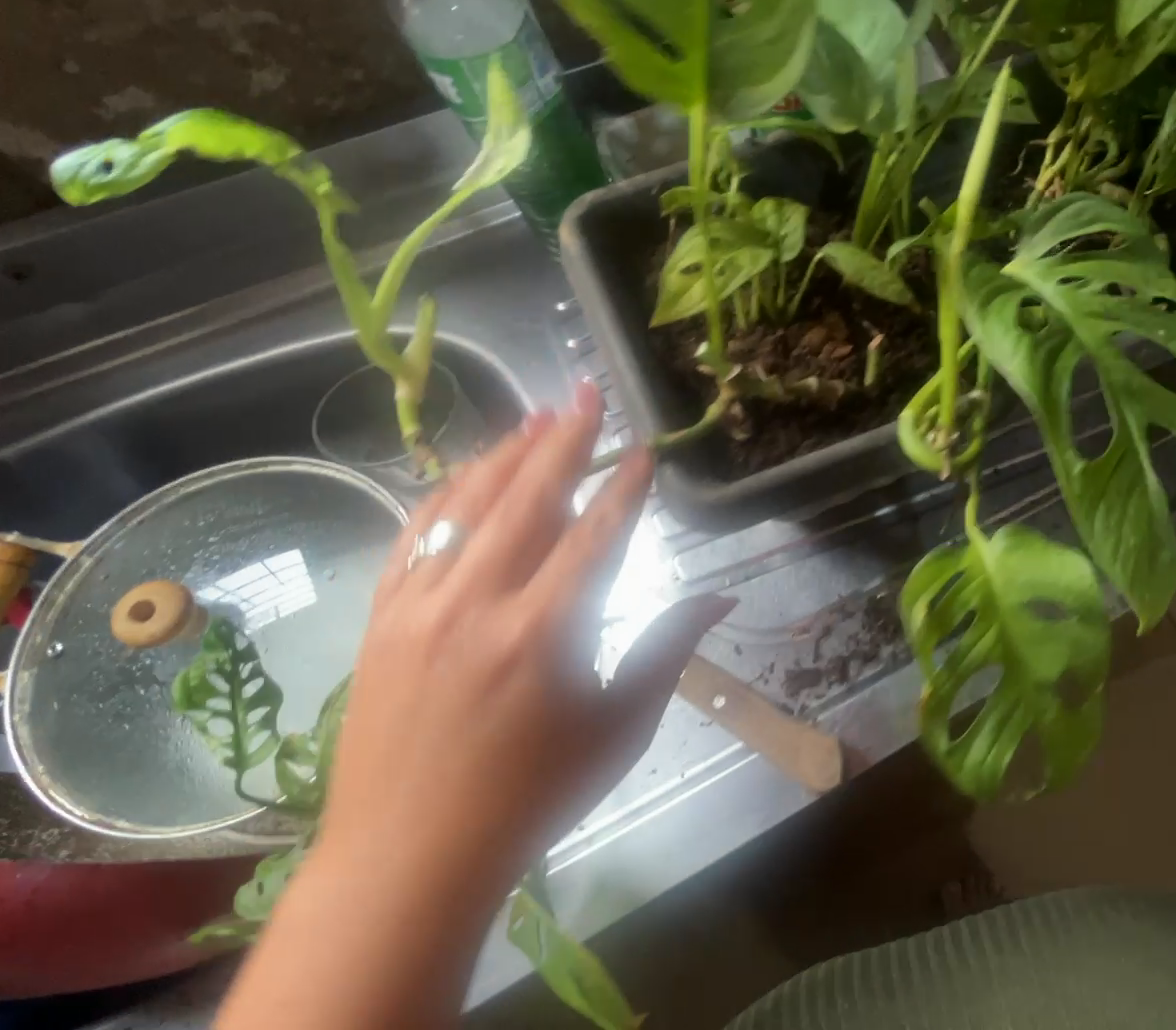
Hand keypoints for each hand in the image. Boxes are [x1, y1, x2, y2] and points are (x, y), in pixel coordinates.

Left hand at [319, 383, 734, 896]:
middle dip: (563, 441)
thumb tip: (722, 597)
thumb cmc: (536, 793)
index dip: (626, 487)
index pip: (597, 534)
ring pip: (465, 507)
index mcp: (546, 632)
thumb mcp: (622, 725)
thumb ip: (668, 648)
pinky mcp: (382, 620)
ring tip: (535, 416)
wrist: (412, 854)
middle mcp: (478, 603)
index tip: (645, 448)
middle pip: (528, 500)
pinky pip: (414, 538)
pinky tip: (466, 474)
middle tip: (585, 392)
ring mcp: (419, 607)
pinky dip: (444, 496)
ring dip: (504, 456)